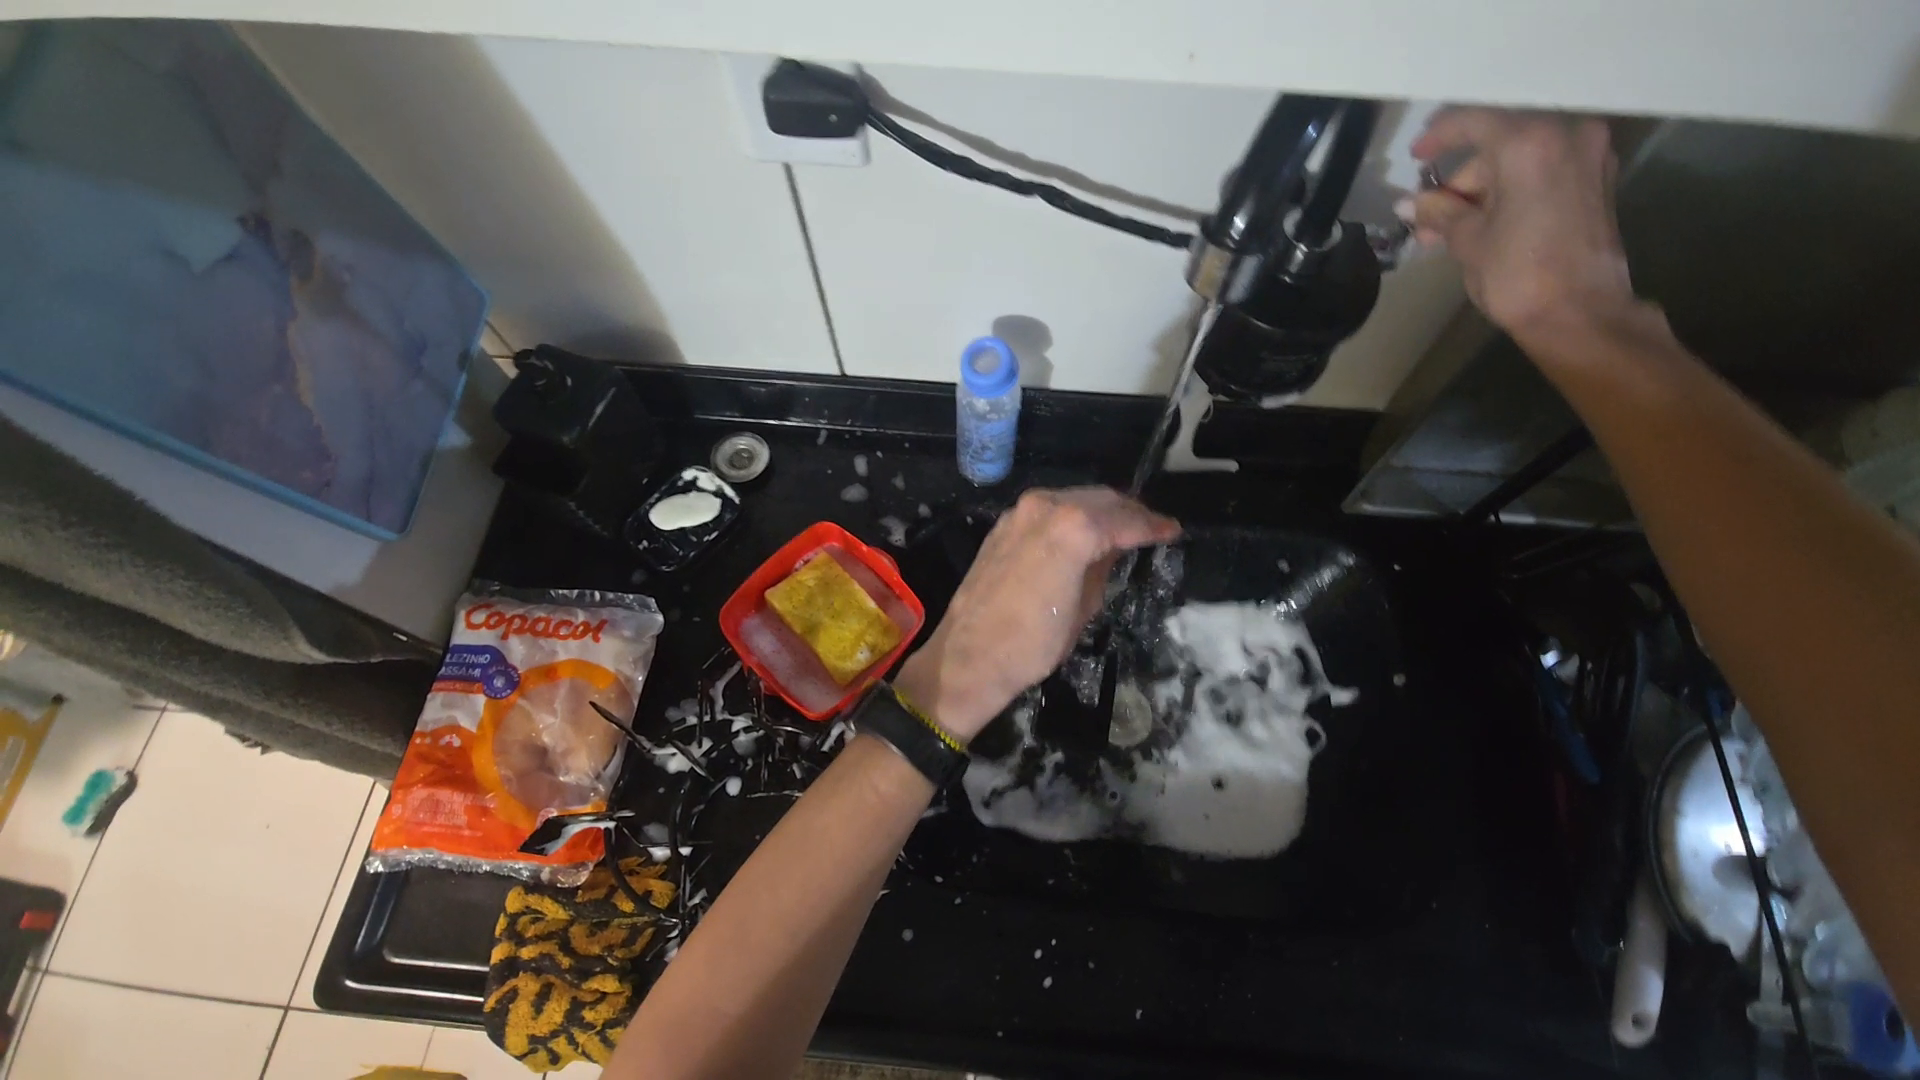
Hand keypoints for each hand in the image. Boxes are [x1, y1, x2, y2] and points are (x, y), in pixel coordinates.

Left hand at [892, 487, 1179, 741]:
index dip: (1154, 526)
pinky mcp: (1003, 525)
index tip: (1173, 530)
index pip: (1125, 520)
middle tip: (1152, 528)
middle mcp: (1047, 506)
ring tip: (1122, 530)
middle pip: (1100, 499)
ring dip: (1100, 511)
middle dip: (1129, 512)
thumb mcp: (1084, 606)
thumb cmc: (1034, 641)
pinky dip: (1071, 516)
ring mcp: (1020, 512)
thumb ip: (1103, 567)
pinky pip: (1049, 510)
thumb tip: (1113, 549)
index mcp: (1073, 527)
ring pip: (1074, 499)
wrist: (970, 655)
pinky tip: (1083, 534)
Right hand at [1404, 108, 1639, 347]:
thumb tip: (1409, 203)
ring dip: (1483, 190)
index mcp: (1529, 144)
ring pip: (1520, 160)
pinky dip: (1512, 190)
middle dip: (1460, 181)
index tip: (1416, 156)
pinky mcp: (1596, 181)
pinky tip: (1487, 222)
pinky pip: (1544, 171)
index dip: (1438, 137)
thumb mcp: (1467, 240)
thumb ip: (1439, 212)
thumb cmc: (1517, 274)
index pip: (1474, 122)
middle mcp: (1566, 136)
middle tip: (1429, 220)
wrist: (1578, 313)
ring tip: (1451, 232)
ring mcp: (1588, 156)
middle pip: (1498, 144)